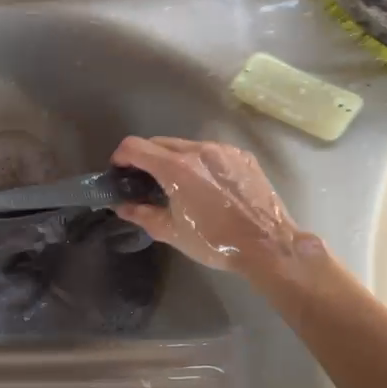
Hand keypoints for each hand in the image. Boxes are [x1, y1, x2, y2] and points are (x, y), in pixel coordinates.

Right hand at [110, 136, 306, 280]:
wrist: (267, 244)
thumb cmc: (213, 241)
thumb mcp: (169, 231)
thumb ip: (140, 214)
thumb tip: (122, 206)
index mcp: (176, 168)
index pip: (135, 147)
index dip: (120, 157)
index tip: (119, 173)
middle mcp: (199, 151)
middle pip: (158, 142)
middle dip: (144, 158)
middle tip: (143, 181)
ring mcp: (223, 151)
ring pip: (185, 145)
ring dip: (171, 159)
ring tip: (174, 184)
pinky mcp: (242, 156)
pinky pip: (209, 152)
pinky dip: (197, 162)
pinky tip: (203, 185)